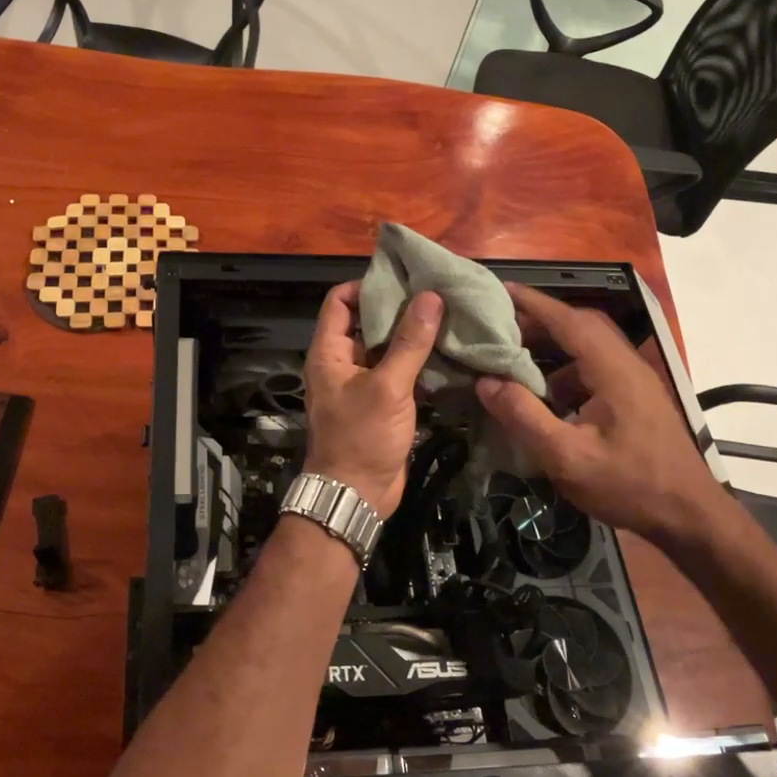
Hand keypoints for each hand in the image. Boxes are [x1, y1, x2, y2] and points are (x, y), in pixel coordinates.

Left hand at [303, 283, 442, 516]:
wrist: (356, 496)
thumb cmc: (362, 438)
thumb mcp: (388, 387)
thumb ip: (409, 343)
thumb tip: (430, 297)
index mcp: (328, 352)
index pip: (339, 302)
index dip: (366, 287)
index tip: (403, 280)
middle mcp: (341, 363)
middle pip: (366, 323)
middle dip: (398, 309)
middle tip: (436, 294)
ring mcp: (362, 384)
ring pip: (386, 348)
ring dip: (412, 336)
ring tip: (449, 317)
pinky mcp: (382, 403)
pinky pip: (399, 373)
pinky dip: (419, 363)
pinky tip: (449, 353)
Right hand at [474, 282, 721, 541]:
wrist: (690, 518)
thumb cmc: (630, 486)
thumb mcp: (567, 458)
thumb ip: (525, 417)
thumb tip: (486, 382)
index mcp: (614, 371)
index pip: (570, 321)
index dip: (535, 303)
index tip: (502, 289)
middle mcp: (628, 367)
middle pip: (582, 327)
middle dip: (541, 322)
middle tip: (501, 326)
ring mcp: (637, 383)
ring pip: (590, 349)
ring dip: (553, 348)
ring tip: (515, 360)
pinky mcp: (638, 401)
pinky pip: (597, 370)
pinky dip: (567, 372)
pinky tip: (546, 398)